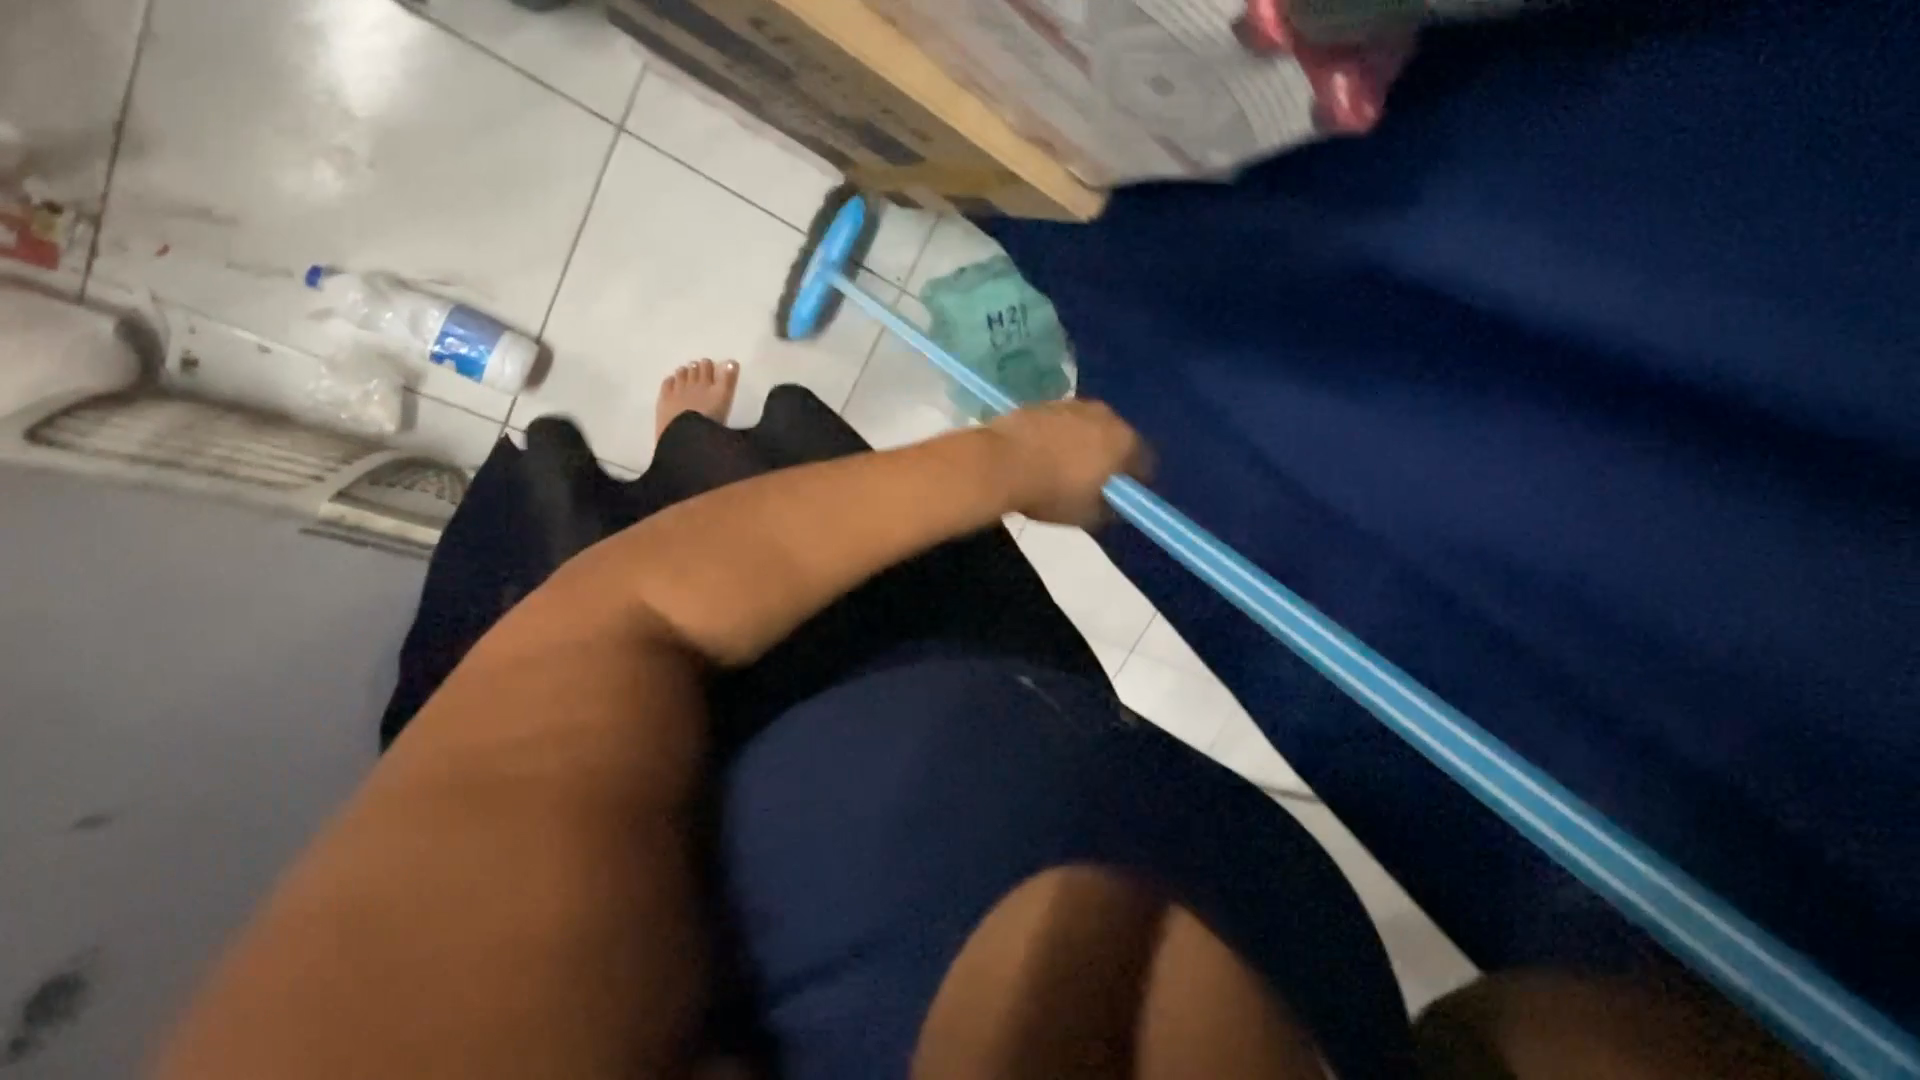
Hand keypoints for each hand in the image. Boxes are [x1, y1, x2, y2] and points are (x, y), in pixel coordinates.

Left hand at [984, 401, 1151, 527]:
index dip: (1136, 482)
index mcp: (1123, 441)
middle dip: (1110, 457)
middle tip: (1095, 480)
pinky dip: (1058, 435)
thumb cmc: (1051, 492)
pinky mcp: (1043, 403)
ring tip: (1065, 466)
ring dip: (1083, 443)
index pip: (1144, 462)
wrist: (1000, 462)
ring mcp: (1072, 404)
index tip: (1124, 496)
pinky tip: (1044, 453)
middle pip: (1116, 438)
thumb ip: (1109, 509)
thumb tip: (1113, 505)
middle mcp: (1104, 415)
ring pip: (1088, 426)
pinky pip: (1061, 422)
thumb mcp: (1087, 515)